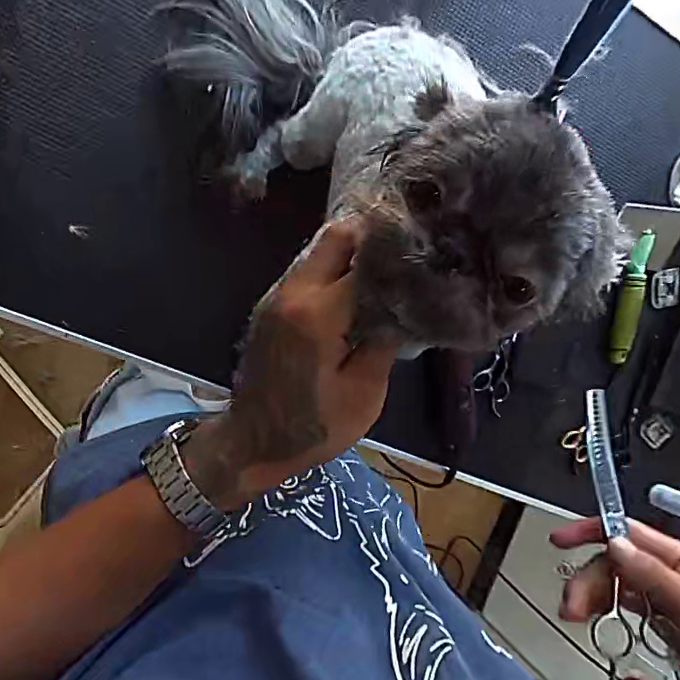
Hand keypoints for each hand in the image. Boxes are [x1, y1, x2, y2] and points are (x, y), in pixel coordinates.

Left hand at [182, 218, 400, 509]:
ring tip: (386, 270)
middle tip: (405, 254)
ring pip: (318, 250)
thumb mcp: (364, 393)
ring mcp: (276, 296)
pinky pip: (305, 272)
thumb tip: (404, 304)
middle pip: (335, 236)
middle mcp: (292, 293)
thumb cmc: (312, 427)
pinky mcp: (270, 307)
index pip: (365, 260)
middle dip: (372, 237)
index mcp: (317, 313)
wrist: (252, 443)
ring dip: (350, 253)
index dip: (399, 256)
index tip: (427, 255)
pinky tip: (355, 290)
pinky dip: (331, 270)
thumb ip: (384, 340)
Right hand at [551, 518, 679, 679]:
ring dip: (594, 597)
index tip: (561, 539)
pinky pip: (632, 611)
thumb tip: (616, 543)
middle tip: (571, 605)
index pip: (629, 533)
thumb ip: (654, 576)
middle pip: (616, 564)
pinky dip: (611, 613)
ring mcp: (675, 604)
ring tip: (580, 618)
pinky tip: (605, 624)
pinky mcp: (674, 630)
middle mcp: (677, 578)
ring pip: (620, 587)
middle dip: (587, 579)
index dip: (592, 531)